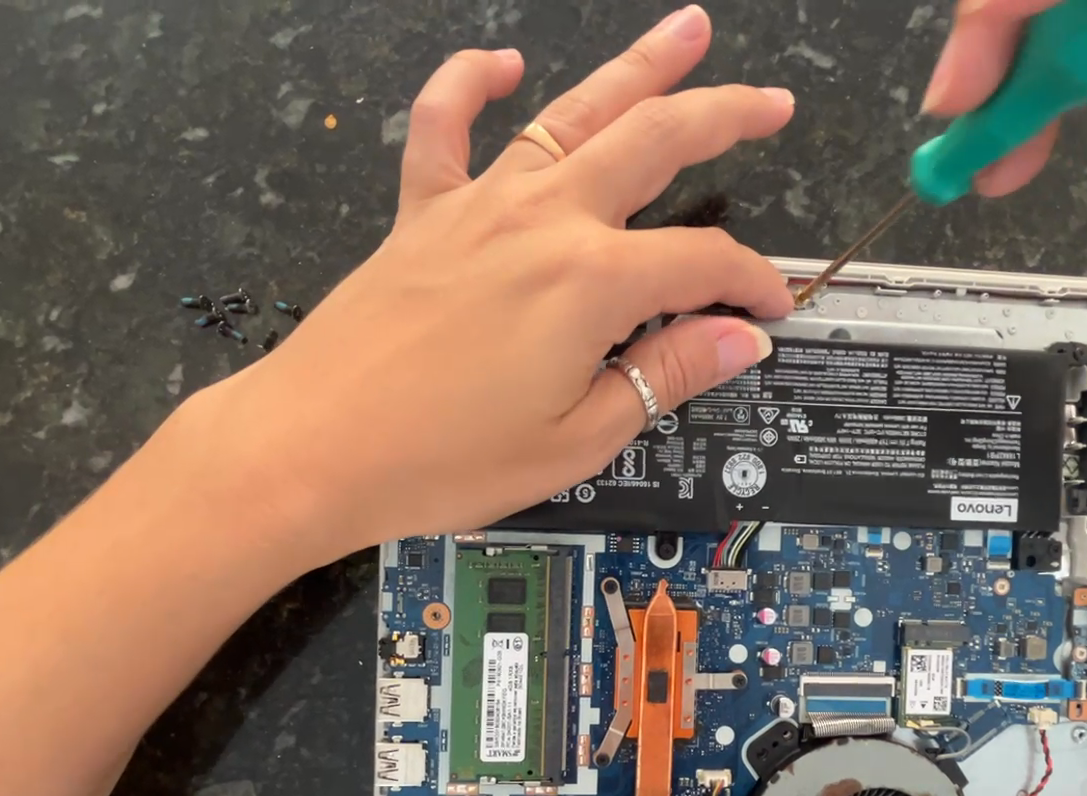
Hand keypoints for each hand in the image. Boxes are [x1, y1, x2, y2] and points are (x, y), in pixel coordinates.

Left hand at [156, 5, 792, 572]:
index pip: (703, 266)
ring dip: (637, 69)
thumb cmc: (442, 461)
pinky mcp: (421, 216)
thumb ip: (664, 376)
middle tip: (772, 102)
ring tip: (688, 33)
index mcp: (591, 284)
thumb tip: (737, 341)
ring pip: (573, 114)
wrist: (314, 451)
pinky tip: (500, 62)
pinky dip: (468, 84)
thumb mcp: (576, 439)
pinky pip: (442, 126)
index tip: (771, 310)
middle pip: (654, 144)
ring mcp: (478, 208)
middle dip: (725, 117)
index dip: (751, 286)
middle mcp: (542, 223)